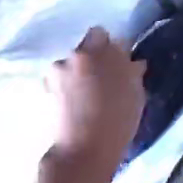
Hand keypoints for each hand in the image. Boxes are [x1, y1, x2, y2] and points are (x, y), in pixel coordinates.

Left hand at [45, 27, 145, 173]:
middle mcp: (81, 52)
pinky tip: (71, 102)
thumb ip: (132, 72)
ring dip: (77, 69)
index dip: (113, 48)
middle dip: (95, 55)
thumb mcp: (136, 95)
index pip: (107, 35)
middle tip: (102, 77)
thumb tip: (131, 63)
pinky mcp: (46, 84)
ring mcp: (61, 67)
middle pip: (88, 42)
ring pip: (71, 60)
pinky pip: (58, 77)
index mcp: (107, 51)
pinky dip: (63, 84)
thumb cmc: (119, 121)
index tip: (118, 63)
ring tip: (83, 93)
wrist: (85, 147)